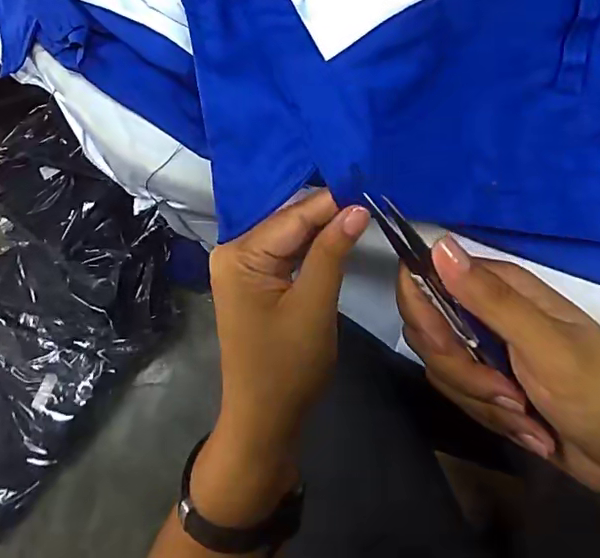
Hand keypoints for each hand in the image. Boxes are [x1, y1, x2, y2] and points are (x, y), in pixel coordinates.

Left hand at [190, 191, 368, 525]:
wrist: (264, 420)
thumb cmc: (287, 367)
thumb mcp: (314, 307)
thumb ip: (332, 253)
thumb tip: (356, 208)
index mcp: (239, 253)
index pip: (291, 217)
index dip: (330, 201)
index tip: (366, 179)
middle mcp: (232, 249)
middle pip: (286, 220)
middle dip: (325, 208)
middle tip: (366, 185)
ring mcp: (239, 264)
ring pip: (286, 233)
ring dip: (319, 224)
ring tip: (358, 201)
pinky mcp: (251, 277)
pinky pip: (282, 249)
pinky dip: (308, 243)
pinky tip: (334, 230)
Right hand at [396, 237, 599, 496]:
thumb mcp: (547, 346)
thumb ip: (489, 299)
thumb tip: (439, 245)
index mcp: (499, 286)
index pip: (426, 276)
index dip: (423, 310)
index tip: (447, 345)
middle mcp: (486, 310)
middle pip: (427, 327)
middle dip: (460, 369)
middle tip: (506, 391)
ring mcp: (487, 349)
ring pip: (442, 366)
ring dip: (481, 400)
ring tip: (527, 415)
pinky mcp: (490, 384)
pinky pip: (460, 394)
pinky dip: (492, 417)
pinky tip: (531, 428)